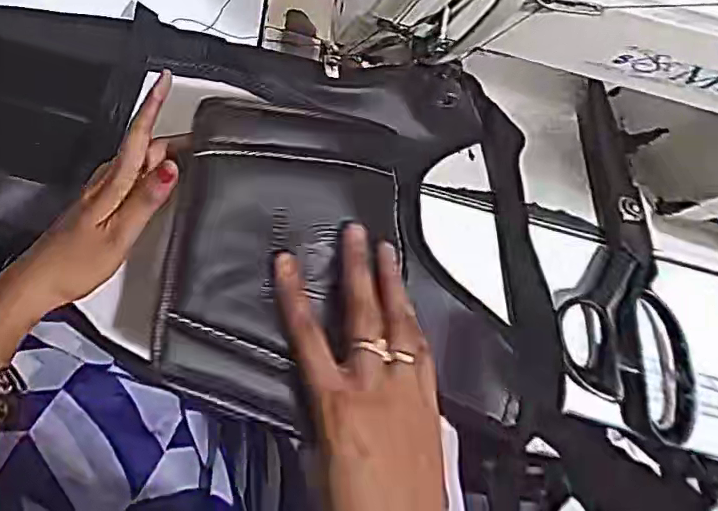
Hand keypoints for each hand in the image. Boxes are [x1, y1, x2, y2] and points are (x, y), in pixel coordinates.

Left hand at [0, 72, 182, 362]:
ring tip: (184, 154)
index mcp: (112, 184)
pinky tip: (153, 178)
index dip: (152, 105)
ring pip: (135, 159)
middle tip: (199, 138)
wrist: (37, 281)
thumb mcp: (119, 236)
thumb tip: (170, 167)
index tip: (163, 79)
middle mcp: (104, 180)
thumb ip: (146, 199)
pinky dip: (146, 168)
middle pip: (142, 145)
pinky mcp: (96, 200)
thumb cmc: (74, 264)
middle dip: (171, 136)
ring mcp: (98, 189)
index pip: (138, 135)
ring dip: (160, 151)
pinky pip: (128, 173)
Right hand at [277, 224, 445, 510]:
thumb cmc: (358, 508)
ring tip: (388, 253)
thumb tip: (315, 384)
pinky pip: (424, 354)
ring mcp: (407, 393)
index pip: (307, 334)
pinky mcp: (430, 407)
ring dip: (393, 284)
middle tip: (355, 234)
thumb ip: (318, 411)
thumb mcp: (318, 458)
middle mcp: (373, 388)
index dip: (294, 294)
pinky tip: (414, 311)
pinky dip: (417, 326)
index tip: (287, 262)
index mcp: (337, 403)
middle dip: (357, 268)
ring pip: (400, 324)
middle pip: (363, 313)